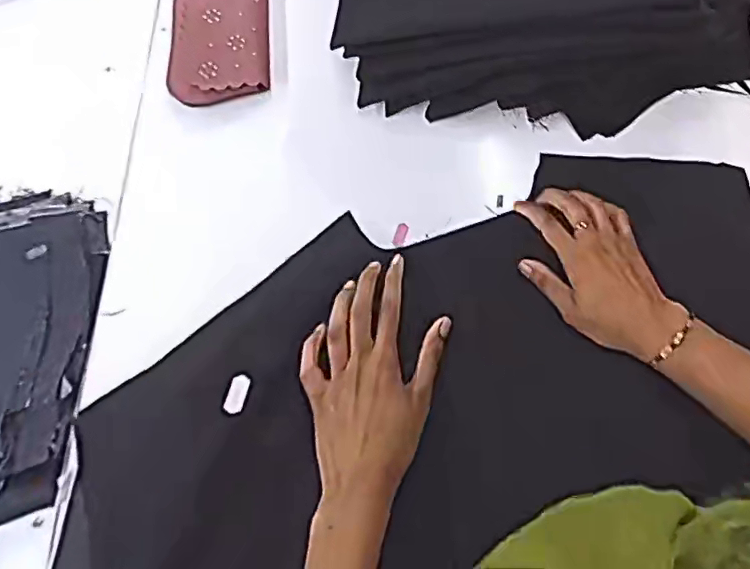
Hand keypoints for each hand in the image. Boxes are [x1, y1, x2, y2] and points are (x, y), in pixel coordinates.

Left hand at [300, 255, 450, 511]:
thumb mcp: (421, 398)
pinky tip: (316, 331)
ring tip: (347, 287)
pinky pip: (310, 364)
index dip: (393, 282)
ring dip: (340, 304)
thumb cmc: (392, 446)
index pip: (389, 310)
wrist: (361, 482)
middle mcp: (357, 364)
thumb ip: (430, 356)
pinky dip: (312, 344)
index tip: (395, 266)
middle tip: (371, 268)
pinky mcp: (318, 397)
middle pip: (360, 312)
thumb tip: (440, 326)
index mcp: (383, 362)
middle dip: (366, 284)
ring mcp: (335, 379)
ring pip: (334, 330)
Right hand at [513, 189, 689, 363]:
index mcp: (576, 257)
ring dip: (575, 194)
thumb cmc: (613, 320)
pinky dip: (603, 203)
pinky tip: (598, 204)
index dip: (531, 211)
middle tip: (540, 197)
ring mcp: (613, 238)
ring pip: (592, 203)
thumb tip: (527, 266)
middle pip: (569, 204)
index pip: (547, 223)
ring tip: (565, 194)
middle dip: (551, 195)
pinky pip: (616, 212)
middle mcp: (594, 241)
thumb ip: (546, 282)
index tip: (522, 207)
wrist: (648, 322)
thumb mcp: (570, 309)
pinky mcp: (629, 241)